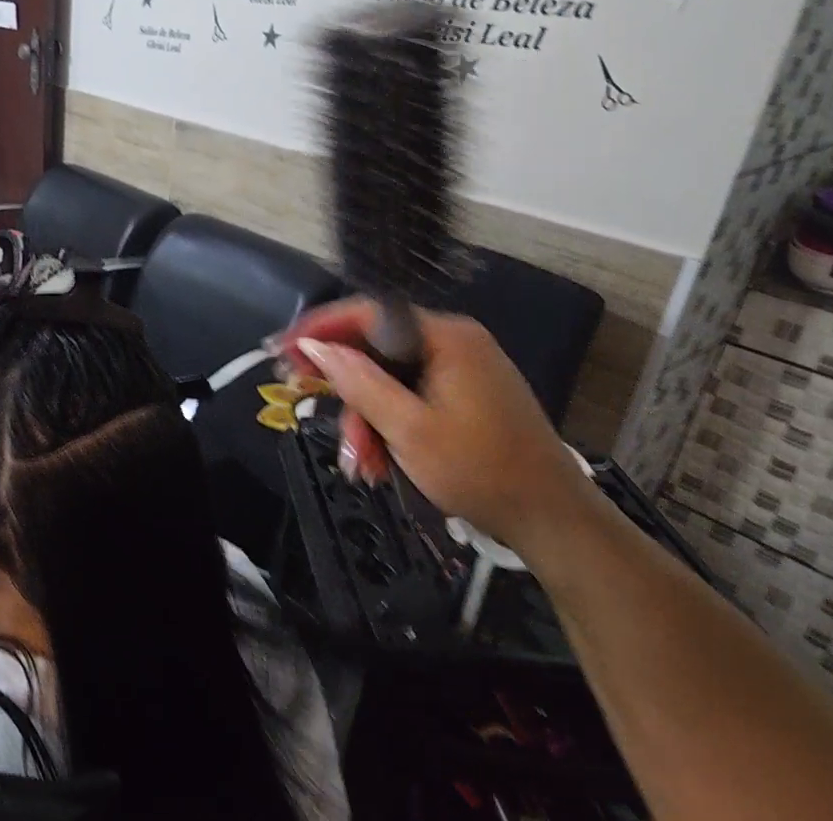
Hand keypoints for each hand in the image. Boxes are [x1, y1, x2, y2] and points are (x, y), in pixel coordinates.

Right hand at [277, 298, 593, 549]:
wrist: (551, 519)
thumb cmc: (481, 470)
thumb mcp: (408, 428)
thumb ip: (358, 382)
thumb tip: (313, 347)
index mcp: (446, 338)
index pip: (367, 313)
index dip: (319, 329)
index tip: (280, 350)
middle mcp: (452, 343)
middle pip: (374, 351)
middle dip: (345, 391)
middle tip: (310, 411)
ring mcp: (459, 370)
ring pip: (386, 381)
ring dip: (364, 420)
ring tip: (362, 464)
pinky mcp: (462, 396)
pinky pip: (406, 398)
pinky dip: (387, 427)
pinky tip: (380, 462)